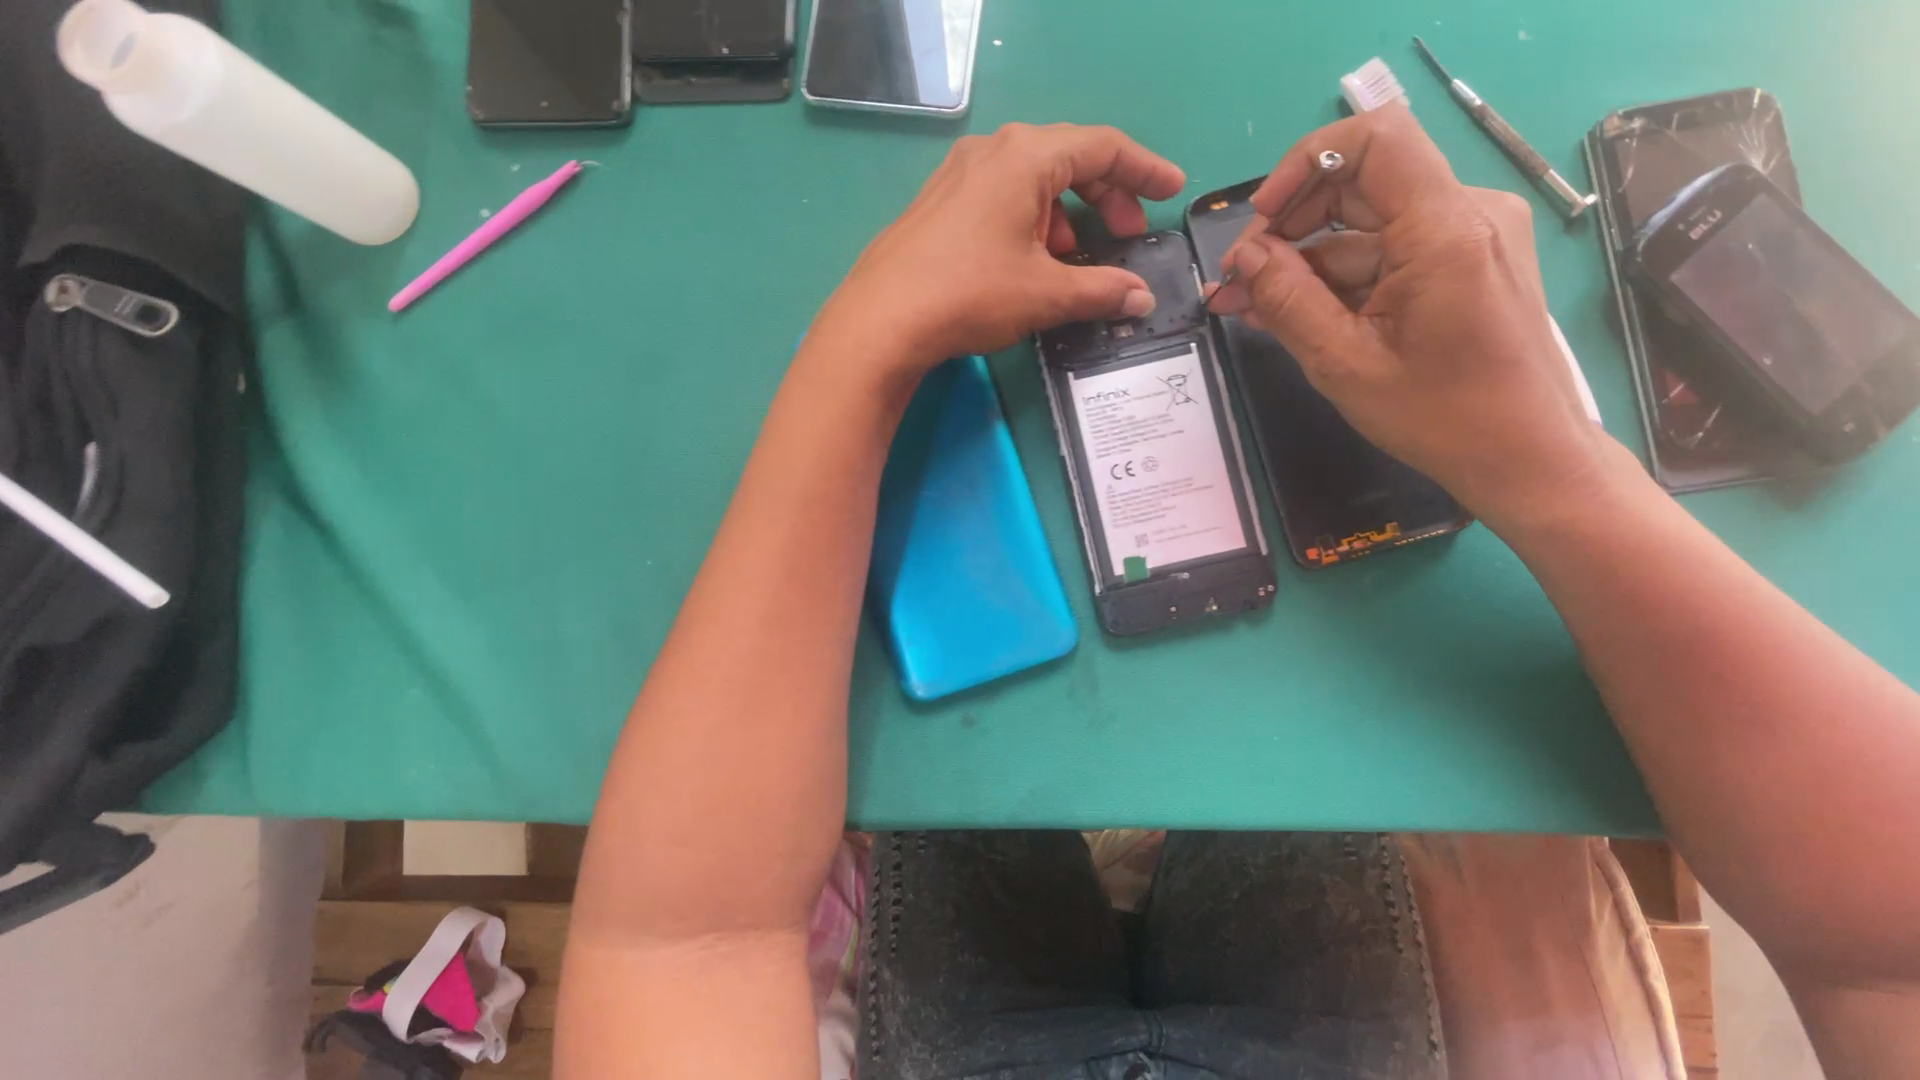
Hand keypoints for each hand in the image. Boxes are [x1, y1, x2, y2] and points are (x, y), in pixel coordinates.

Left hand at [819, 123, 1185, 369]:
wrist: (882, 320)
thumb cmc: (971, 294)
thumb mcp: (1046, 294)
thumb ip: (1101, 291)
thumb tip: (1141, 298)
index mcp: (1025, 157)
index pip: (1102, 146)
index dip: (1143, 168)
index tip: (1171, 191)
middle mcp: (992, 152)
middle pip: (1068, 159)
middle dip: (1106, 195)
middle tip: (1127, 234)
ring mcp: (960, 175)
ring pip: (1032, 180)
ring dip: (1067, 214)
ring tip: (1077, 258)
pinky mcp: (940, 203)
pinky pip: (1002, 198)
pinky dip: (1031, 221)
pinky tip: (1032, 261)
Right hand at [1207, 107, 1614, 528]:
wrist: (1524, 454)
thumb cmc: (1440, 417)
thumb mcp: (1344, 363)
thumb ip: (1287, 301)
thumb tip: (1242, 258)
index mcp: (1445, 229)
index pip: (1373, 139)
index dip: (1304, 163)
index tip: (1262, 220)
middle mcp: (1467, 213)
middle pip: (1360, 183)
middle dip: (1289, 226)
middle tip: (1237, 279)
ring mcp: (1469, 236)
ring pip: (1366, 226)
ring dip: (1304, 263)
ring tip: (1249, 306)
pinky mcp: (1465, 261)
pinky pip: (1387, 253)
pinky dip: (1338, 280)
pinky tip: (1293, 312)